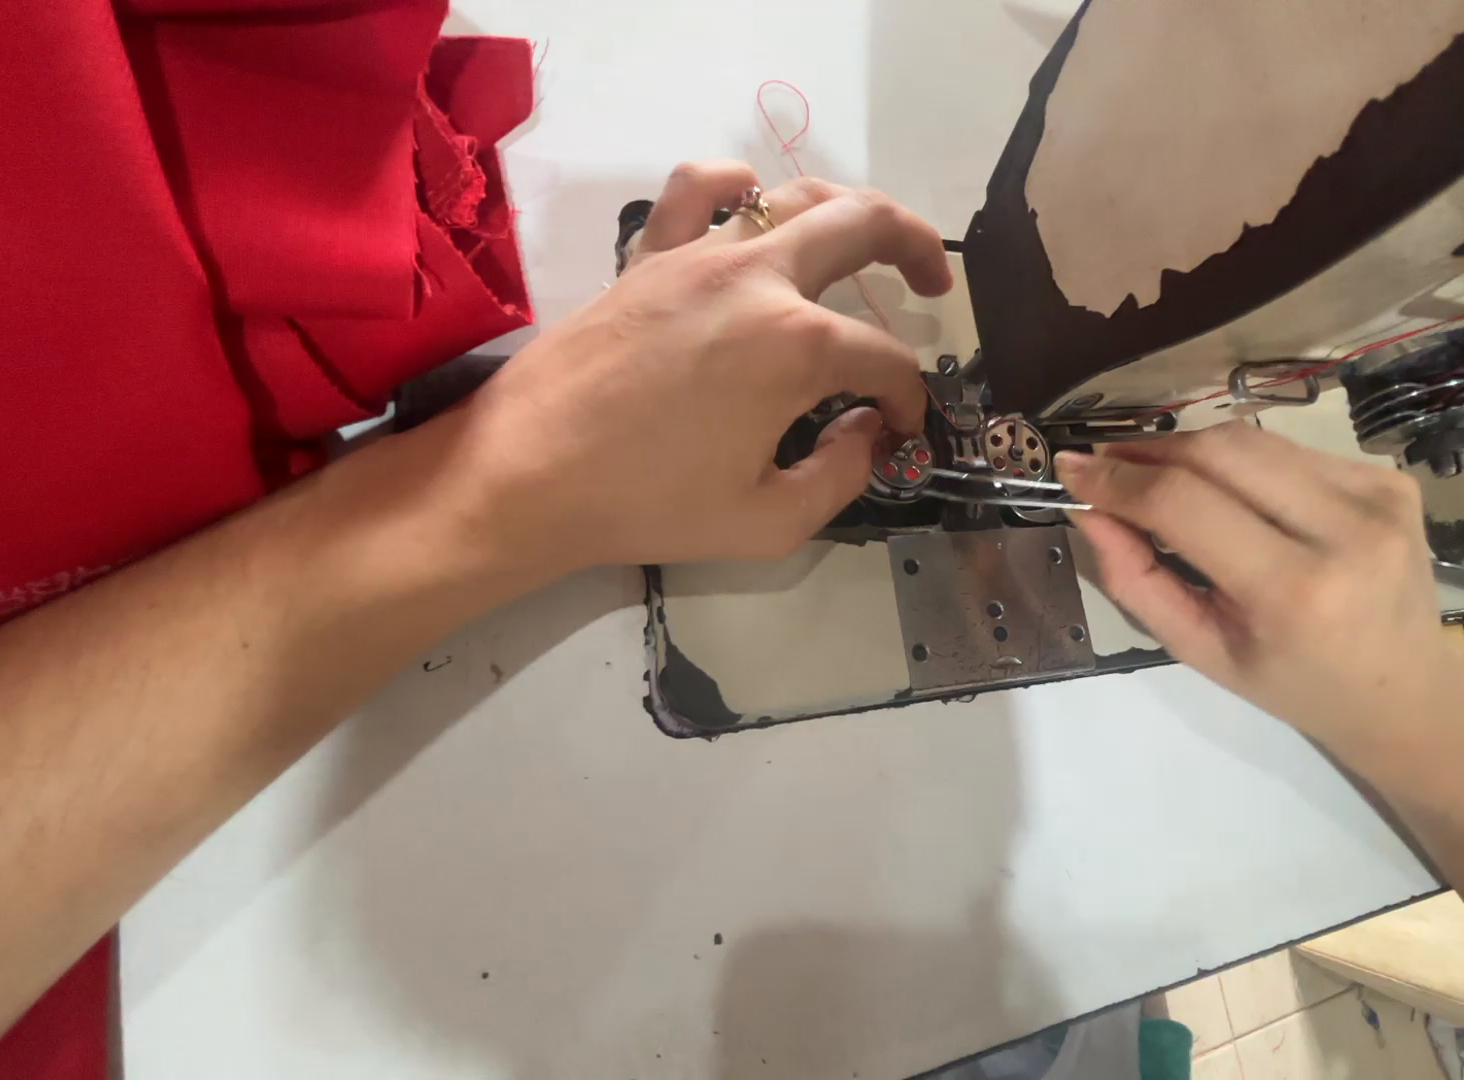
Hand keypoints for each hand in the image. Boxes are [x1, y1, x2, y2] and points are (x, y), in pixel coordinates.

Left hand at [433, 162, 951, 588]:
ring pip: (794, 196)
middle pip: (864, 227)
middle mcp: (758, 281)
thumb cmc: (650, 506)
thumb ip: (844, 476)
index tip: (899, 430)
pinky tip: (748, 199)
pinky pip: (695, 189)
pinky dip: (733, 183)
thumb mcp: (773, 523)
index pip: (887, 361)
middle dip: (917, 250)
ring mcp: (698, 257)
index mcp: (798, 347)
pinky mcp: (649, 258)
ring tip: (867, 241)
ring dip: (847, 211)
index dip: (908, 400)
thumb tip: (867, 430)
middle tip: (936, 285)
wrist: (527, 476)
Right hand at [1055, 423, 1463, 758]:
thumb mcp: (1198, 649)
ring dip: (1183, 449)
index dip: (1116, 479)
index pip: (1184, 504)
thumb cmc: (1291, 684)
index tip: (1069, 469)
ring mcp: (1377, 494)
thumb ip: (1135, 579)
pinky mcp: (1386, 478)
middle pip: (1216, 451)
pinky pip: (1282, 449)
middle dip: (1146, 451)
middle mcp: (1346, 529)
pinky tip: (1220, 488)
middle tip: (1103, 465)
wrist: (1406, 693)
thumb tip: (1088, 510)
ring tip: (1148, 473)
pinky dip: (1233, 460)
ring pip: (1248, 439)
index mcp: (1294, 591)